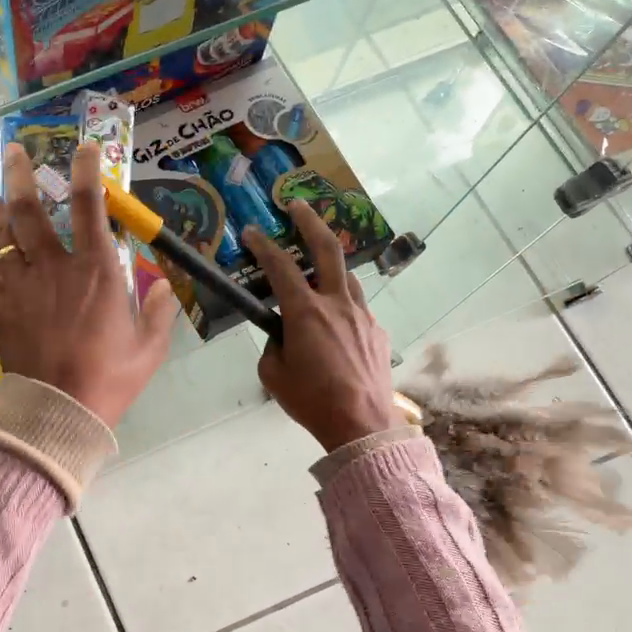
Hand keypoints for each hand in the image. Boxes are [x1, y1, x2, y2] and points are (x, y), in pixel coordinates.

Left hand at [0, 141, 177, 425]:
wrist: (57, 410)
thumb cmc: (107, 379)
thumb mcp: (148, 349)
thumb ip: (158, 313)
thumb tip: (164, 285)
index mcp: (96, 271)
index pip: (90, 207)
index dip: (87, 171)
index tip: (84, 148)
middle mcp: (54, 268)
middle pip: (30, 211)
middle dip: (20, 175)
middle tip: (13, 151)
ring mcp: (21, 286)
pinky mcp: (0, 307)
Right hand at [244, 203, 398, 450]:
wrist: (362, 425)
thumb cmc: (311, 401)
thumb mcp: (273, 375)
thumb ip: (273, 347)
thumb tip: (281, 337)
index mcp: (306, 313)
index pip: (280, 267)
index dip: (263, 246)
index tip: (253, 232)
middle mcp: (337, 304)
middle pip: (327, 249)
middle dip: (310, 222)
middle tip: (297, 206)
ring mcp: (363, 316)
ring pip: (347, 278)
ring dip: (329, 268)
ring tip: (317, 271)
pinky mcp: (378, 333)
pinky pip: (357, 310)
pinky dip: (342, 309)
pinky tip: (335, 329)